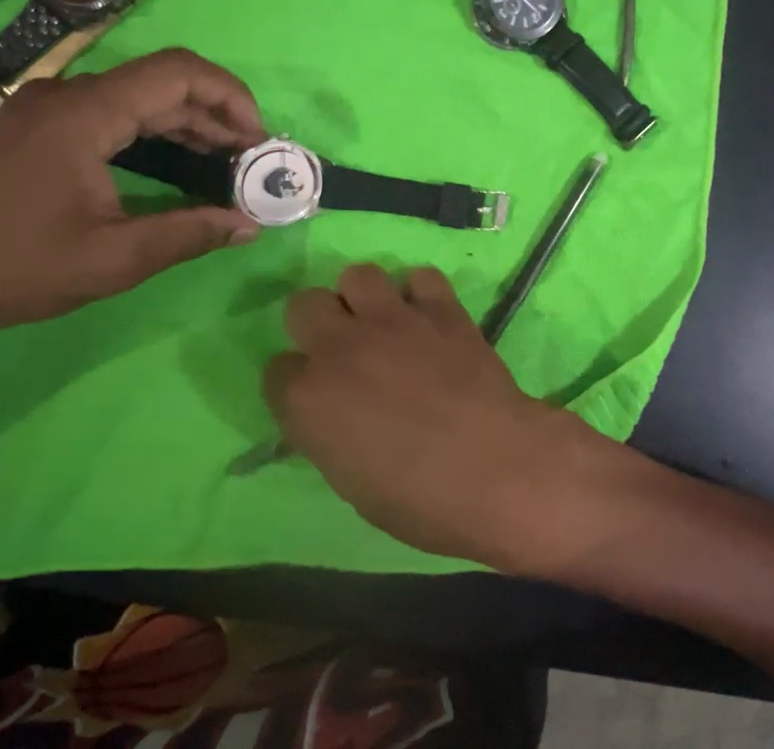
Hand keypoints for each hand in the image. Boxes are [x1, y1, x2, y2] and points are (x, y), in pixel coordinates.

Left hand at [0, 48, 266, 341]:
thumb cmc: (7, 268)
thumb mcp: (110, 259)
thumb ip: (188, 234)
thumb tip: (249, 225)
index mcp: (82, 115)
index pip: (177, 73)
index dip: (231, 96)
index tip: (260, 141)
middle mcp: (62, 97)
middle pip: (159, 82)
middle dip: (216, 116)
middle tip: (251, 162)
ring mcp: (41, 111)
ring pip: (133, 98)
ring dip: (185, 126)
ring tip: (224, 167)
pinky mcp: (30, 131)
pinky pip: (106, 116)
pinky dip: (150, 134)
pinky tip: (171, 166)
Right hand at [265, 264, 635, 574]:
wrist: (496, 470)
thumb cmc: (420, 500)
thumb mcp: (351, 481)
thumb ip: (330, 433)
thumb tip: (336, 415)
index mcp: (305, 399)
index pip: (277, 370)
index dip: (297, 383)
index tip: (319, 397)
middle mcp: (339, 348)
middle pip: (304, 305)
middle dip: (318, 324)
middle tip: (345, 349)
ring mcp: (392, 321)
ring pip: (358, 274)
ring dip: (365, 298)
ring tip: (385, 324)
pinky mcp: (441, 310)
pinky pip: (421, 277)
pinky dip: (422, 294)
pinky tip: (431, 319)